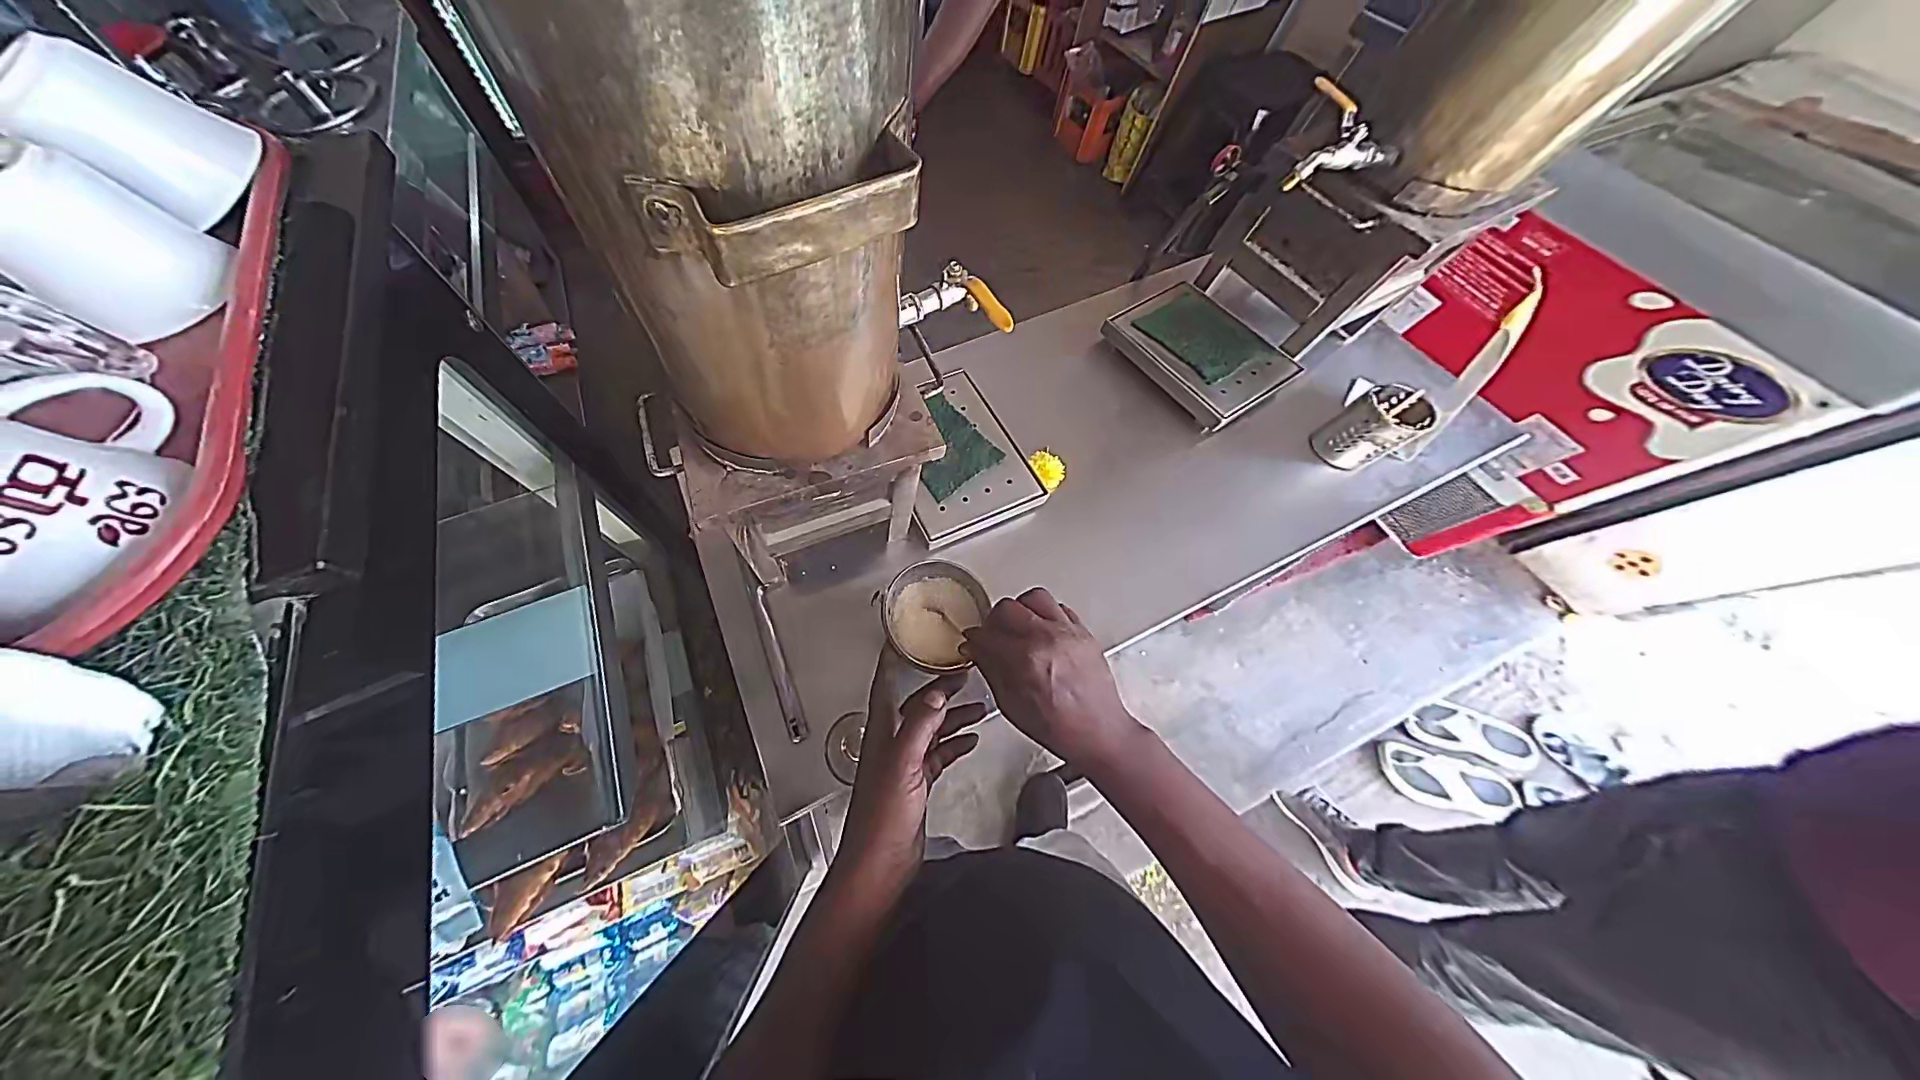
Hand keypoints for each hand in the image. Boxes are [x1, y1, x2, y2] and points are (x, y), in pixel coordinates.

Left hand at [834, 646, 986, 895]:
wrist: (880, 863)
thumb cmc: (882, 819)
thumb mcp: (903, 763)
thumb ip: (919, 726)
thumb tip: (933, 693)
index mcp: (883, 733)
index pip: (885, 686)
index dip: (893, 661)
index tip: (904, 640)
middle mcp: (892, 744)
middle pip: (916, 706)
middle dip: (938, 688)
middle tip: (961, 674)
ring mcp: (905, 764)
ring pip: (931, 729)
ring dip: (952, 716)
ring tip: (976, 706)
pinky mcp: (917, 783)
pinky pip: (939, 754)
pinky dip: (954, 744)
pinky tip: (969, 740)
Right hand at [962, 588, 1146, 774]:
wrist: (1097, 730)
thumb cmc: (1059, 726)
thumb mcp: (1010, 705)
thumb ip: (992, 671)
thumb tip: (979, 651)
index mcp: (1025, 659)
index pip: (987, 635)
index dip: (975, 639)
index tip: (974, 642)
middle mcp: (1047, 638)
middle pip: (1007, 608)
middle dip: (994, 621)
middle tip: (993, 634)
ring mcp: (1067, 632)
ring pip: (1034, 598)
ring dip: (1021, 609)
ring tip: (1018, 625)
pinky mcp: (1083, 632)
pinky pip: (1060, 608)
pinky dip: (1046, 614)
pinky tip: (1042, 628)